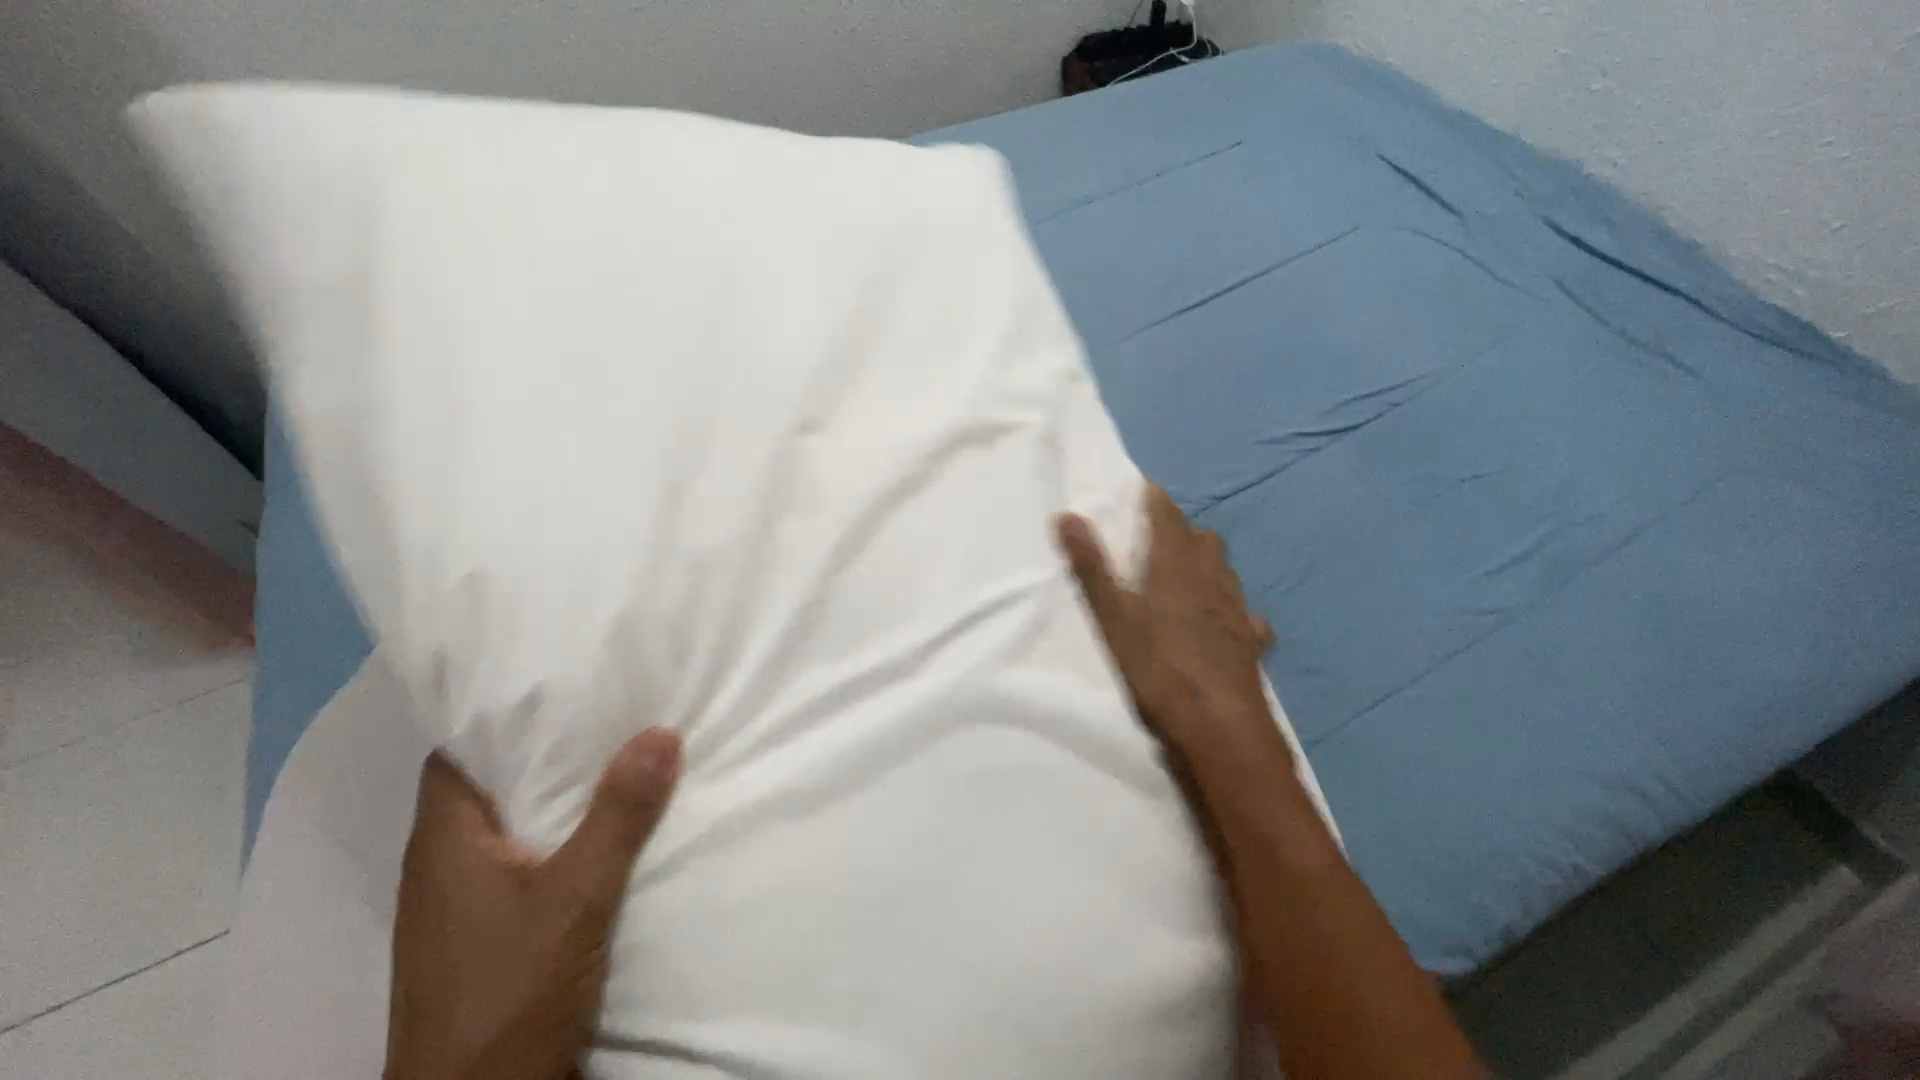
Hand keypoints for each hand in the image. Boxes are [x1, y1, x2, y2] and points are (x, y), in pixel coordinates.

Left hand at [385, 728, 682, 1079]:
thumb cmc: (510, 990)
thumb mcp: (577, 897)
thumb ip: (618, 816)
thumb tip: (660, 733)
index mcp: (444, 840)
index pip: (458, 751)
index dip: (503, 716)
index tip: (563, 687)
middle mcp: (438, 866)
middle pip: (486, 788)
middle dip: (544, 754)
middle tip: (608, 717)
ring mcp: (454, 909)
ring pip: (503, 831)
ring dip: (552, 803)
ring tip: (614, 766)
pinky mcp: (477, 942)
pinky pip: (514, 868)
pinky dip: (553, 845)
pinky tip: (598, 843)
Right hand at [1055, 485, 1282, 765]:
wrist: (1219, 727)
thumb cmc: (1159, 668)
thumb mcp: (1113, 619)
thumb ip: (1091, 568)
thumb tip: (1068, 516)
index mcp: (1177, 565)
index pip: (1167, 516)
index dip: (1154, 501)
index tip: (1141, 492)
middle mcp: (1213, 578)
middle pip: (1201, 540)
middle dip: (1180, 532)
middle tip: (1155, 539)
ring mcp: (1237, 610)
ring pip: (1225, 572)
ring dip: (1206, 564)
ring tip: (1185, 575)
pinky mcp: (1251, 642)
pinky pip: (1244, 615)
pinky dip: (1231, 611)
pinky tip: (1224, 624)